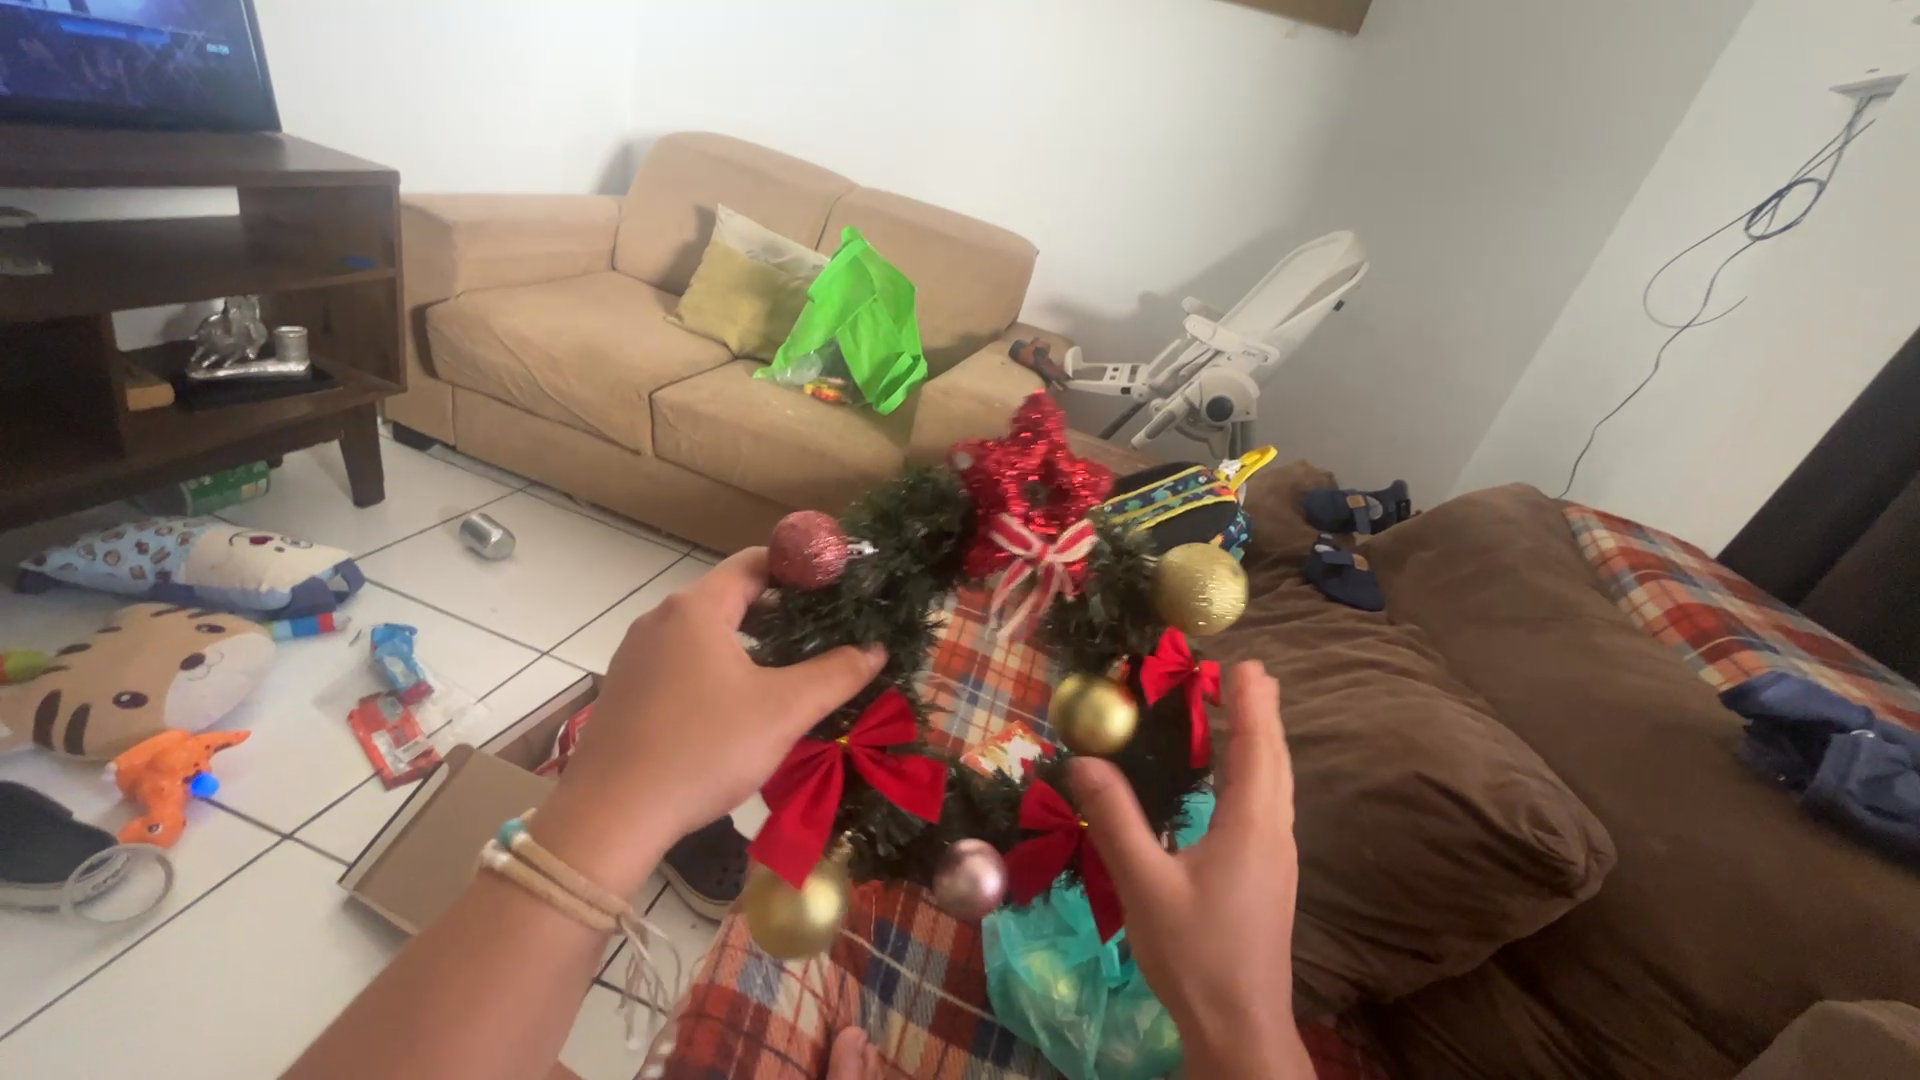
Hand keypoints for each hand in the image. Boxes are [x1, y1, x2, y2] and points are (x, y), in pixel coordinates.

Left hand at [534, 549, 884, 894]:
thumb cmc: (702, 749)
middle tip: (824, 630)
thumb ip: (836, 674)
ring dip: (749, 640)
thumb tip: (876, 649)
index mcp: (696, 608)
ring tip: (790, 666)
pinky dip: (718, 665)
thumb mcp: (783, 711)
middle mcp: (660, 619)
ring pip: (705, 631)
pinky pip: (682, 660)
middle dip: (780, 609)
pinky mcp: (627, 689)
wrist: (610, 818)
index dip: (799, 567)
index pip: (754, 562)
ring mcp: (637, 655)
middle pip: (730, 595)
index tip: (836, 586)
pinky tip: (739, 703)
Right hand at [1070, 661, 1312, 1078]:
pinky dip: (1255, 770)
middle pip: (1274, 759)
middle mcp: (1274, 833)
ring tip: (1244, 711)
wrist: (1240, 1027)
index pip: (1255, 748)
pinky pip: (1267, 802)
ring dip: (1261, 741)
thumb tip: (1082, 759)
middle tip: (1246, 674)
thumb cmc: (1194, 953)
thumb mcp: (1144, 883)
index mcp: (1251, 826)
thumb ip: (1115, 818)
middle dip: (1260, 713)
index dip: (1251, 703)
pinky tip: (1234, 779)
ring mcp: (1277, 856)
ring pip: (1275, 783)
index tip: (1246, 663)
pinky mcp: (1268, 874)